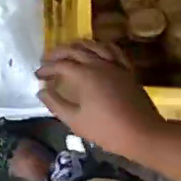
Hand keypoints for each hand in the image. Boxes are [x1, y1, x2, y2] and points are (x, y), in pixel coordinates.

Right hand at [37, 40, 165, 157]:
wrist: (143, 134)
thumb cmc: (107, 130)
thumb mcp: (75, 121)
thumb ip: (55, 104)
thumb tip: (41, 91)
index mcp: (84, 75)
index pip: (60, 65)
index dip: (46, 68)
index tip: (37, 75)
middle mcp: (99, 64)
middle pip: (75, 50)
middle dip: (58, 53)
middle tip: (47, 60)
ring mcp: (115, 65)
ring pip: (94, 46)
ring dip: (78, 45)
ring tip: (69, 50)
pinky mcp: (127, 70)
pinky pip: (113, 51)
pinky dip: (101, 46)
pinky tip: (97, 50)